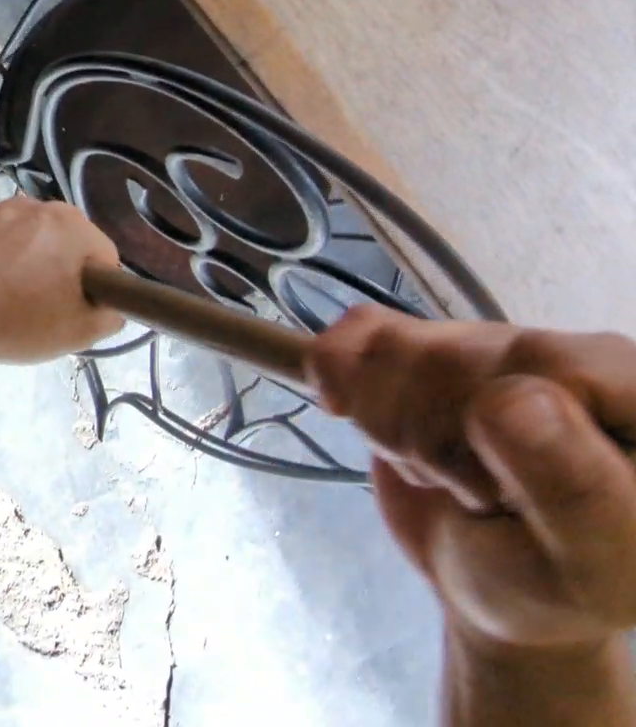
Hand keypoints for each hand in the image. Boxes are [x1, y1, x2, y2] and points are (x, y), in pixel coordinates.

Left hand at [0, 197, 122, 363]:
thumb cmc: (16, 319)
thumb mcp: (81, 332)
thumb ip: (110, 315)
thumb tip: (106, 306)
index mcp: (70, 223)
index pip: (102, 256)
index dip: (96, 289)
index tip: (75, 312)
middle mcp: (31, 206)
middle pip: (60, 242)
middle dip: (58, 271)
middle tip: (42, 309)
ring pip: (22, 239)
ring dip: (21, 262)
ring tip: (5, 299)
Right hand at [307, 307, 635, 652]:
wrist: (491, 583)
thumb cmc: (557, 590)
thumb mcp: (589, 566)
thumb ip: (574, 487)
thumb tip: (513, 398)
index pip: (548, 362)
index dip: (499, 419)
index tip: (503, 489)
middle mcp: (571, 359)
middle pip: (452, 355)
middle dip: (429, 435)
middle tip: (471, 492)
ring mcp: (488, 348)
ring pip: (391, 347)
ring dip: (382, 422)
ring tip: (433, 470)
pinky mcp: (417, 349)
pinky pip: (353, 330)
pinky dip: (331, 373)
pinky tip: (345, 409)